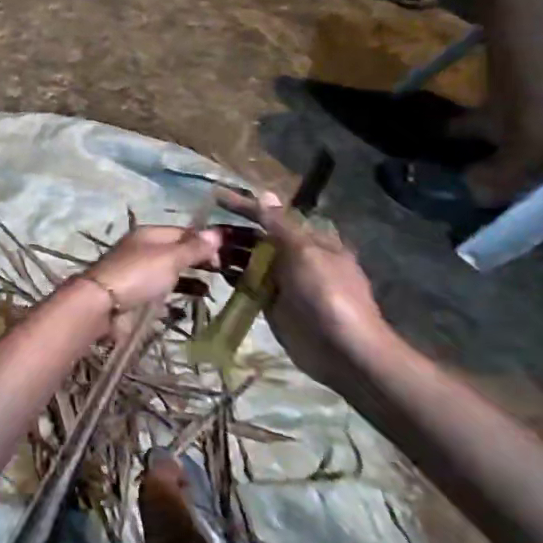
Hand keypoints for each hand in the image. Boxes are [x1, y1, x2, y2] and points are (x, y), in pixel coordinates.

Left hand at [81, 225, 225, 313]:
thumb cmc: (138, 275)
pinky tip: (189, 305)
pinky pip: (160, 292)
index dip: (205, 242)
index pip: (183, 232)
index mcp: (148, 235)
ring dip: (189, 280)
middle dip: (199, 261)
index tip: (227, 257)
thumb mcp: (170, 258)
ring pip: (169, 273)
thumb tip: (217, 233)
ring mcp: (137, 273)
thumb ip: (193, 248)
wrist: (101, 305)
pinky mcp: (134, 295)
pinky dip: (175, 296)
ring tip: (210, 291)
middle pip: (176, 252)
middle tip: (224, 273)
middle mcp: (142, 250)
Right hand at [216, 190, 390, 381]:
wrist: (342, 349)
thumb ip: (280, 225)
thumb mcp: (304, 252)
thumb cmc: (327, 293)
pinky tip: (211, 271)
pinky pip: (247, 284)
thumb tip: (264, 194)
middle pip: (259, 238)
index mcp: (311, 241)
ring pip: (250, 261)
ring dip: (228, 254)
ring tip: (201, 250)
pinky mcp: (271, 304)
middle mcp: (296, 258)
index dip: (246, 206)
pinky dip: (231, 276)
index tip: (217, 197)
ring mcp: (283, 282)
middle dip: (232, 232)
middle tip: (201, 230)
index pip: (273, 217)